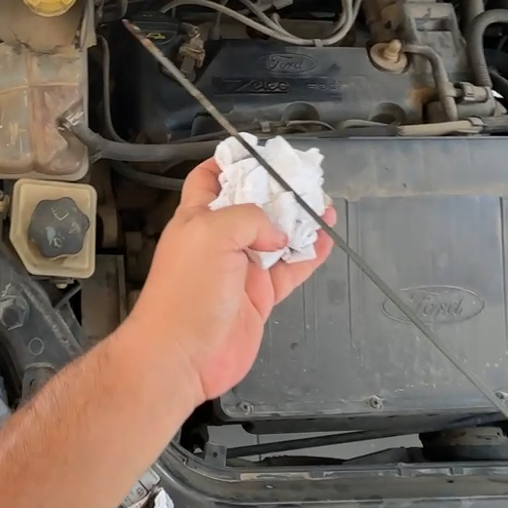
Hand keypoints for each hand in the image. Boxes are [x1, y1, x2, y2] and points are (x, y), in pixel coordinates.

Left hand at [116, 158, 334, 407]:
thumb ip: (248, 219)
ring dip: (299, 221)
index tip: (259, 152)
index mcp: (197, 218)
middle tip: (303, 179)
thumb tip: (276, 230)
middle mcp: (218, 240)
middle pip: (251, 206)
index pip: (210, 178)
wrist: (182, 355)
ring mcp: (240, 268)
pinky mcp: (259, 297)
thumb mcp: (211, 234)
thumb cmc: (184, 292)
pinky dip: (309, 255)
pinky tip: (325, 240)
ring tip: (321, 203)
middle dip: (275, 191)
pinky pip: (289, 270)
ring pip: (275, 237)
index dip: (231, 162)